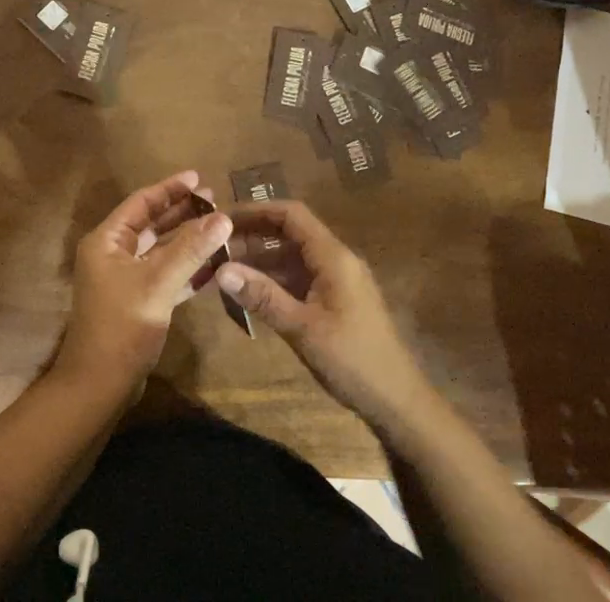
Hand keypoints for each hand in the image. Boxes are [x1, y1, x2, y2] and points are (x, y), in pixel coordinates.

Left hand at [52, 170, 232, 393]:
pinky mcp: (137, 302)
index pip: (140, 203)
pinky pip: (164, 274)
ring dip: (187, 239)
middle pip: (150, 223)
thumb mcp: (158, 283)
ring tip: (219, 227)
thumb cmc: (122, 326)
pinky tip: (213, 264)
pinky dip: (186, 268)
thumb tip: (223, 218)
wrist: (100, 383)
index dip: (170, 189)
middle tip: (215, 200)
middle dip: (181, 212)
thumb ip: (190, 249)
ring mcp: (124, 280)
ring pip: (159, 250)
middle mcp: (112, 255)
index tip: (199, 178)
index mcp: (106, 241)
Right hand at [216, 201, 432, 432]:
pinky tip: (248, 293)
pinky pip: (298, 279)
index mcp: (333, 257)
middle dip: (252, 235)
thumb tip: (221, 269)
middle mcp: (336, 261)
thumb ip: (262, 296)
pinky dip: (272, 280)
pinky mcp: (334, 301)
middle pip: (289, 233)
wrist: (396, 399)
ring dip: (259, 260)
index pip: (291, 215)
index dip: (256, 211)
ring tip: (223, 269)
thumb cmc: (352, 359)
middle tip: (213, 245)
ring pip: (291, 257)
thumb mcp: (302, 328)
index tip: (221, 218)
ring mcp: (336, 281)